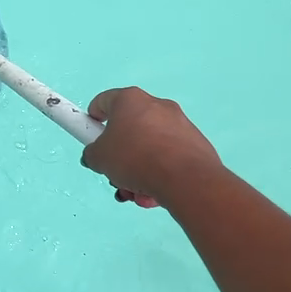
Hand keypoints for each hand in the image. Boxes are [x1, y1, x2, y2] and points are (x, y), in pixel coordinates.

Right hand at [81, 87, 224, 208]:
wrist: (187, 180)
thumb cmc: (136, 159)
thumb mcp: (98, 158)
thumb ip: (92, 154)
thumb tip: (96, 157)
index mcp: (130, 99)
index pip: (102, 102)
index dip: (93, 121)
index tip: (92, 138)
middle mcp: (157, 105)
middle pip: (129, 127)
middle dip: (120, 152)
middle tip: (115, 171)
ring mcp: (181, 124)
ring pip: (150, 145)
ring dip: (139, 167)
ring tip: (135, 190)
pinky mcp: (198, 144)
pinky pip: (170, 156)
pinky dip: (160, 172)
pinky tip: (155, 192)